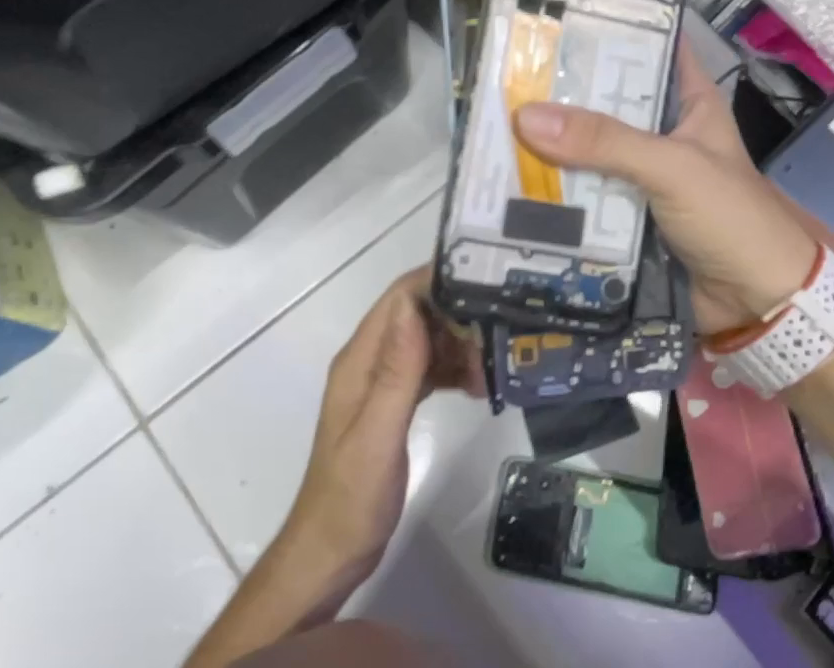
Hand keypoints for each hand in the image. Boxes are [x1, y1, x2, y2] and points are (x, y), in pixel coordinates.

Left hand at [280, 267, 483, 573]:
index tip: (486, 282)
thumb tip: (412, 305)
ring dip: (459, 345)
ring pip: (425, 343)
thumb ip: (396, 370)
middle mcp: (368, 364)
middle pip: (416, 316)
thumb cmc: (352, 496)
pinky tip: (478, 387)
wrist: (331, 551)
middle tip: (502, 329)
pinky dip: (452, 371)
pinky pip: (427, 371)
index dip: (438, 282)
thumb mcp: (377, 433)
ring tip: (495, 362)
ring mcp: (380, 385)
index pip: (399, 299)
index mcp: (359, 361)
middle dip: (458, 315)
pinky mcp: (393, 405)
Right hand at [513, 48, 817, 332]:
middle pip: (609, 105)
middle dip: (563, 96)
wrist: (759, 301)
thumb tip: (526, 116)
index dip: (609, 30)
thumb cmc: (730, 217)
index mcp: (691, 103)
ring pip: (593, 154)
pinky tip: (513, 184)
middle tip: (502, 78)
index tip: (553, 18)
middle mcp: (666, 134)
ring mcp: (647, 178)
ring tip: (492, 126)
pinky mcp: (633, 219)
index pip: (650, 48)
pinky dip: (559, 194)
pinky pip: (589, 199)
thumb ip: (604, 142)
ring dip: (554, 149)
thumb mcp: (671, 167)